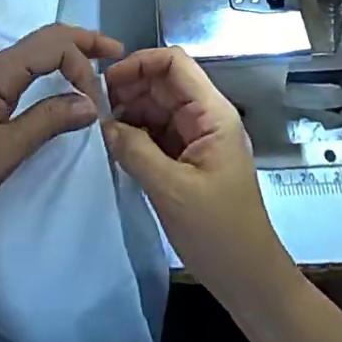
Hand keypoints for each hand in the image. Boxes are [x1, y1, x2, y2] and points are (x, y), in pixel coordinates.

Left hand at [0, 23, 124, 240]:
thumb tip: (91, 103)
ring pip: (34, 49)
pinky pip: (23, 65)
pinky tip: (62, 80)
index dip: (82, 65)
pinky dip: (50, 65)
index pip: (53, 46)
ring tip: (98, 63)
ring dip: (67, 51)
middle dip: (83, 40)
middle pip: (45, 37)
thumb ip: (48, 121)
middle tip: (117, 52)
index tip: (97, 104)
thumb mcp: (4, 153)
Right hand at [102, 47, 292, 303]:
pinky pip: (157, 133)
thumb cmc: (220, 233)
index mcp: (212, 113)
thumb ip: (136, 151)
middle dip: (129, 88)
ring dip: (129, 112)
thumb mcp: (173, 190)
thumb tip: (103, 124)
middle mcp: (205, 117)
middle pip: (164, 83)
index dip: (140, 62)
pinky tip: (113, 146)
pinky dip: (135, 134)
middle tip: (93, 107)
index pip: (175, 63)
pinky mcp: (188, 160)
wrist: (249, 279)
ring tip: (98, 127)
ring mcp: (197, 138)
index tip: (106, 81)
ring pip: (157, 107)